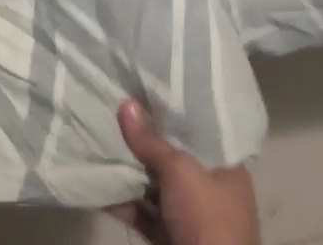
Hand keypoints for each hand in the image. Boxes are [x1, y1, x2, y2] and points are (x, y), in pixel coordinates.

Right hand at [107, 100, 259, 244]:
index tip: (139, 92)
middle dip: (141, 141)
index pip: (197, 132)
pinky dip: (121, 200)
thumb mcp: (180, 171)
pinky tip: (96, 181)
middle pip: (170, 158)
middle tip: (110, 111)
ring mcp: (189, 217)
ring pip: (153, 185)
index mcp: (226, 170)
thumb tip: (126, 104)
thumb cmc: (207, 218)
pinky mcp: (169, 237)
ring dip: (127, 171)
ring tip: (96, 142)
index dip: (169, 112)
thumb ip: (151, 140)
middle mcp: (210, 190)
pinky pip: (141, 212)